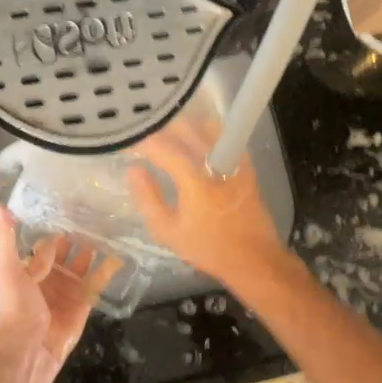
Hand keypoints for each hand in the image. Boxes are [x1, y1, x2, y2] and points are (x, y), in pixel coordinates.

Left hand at [0, 202, 115, 382]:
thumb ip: (4, 238)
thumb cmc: (17, 306)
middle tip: (99, 205)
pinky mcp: (85, 301)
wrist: (31, 348)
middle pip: (68, 249)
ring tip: (113, 223)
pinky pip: (98, 280)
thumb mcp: (8, 268)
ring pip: (85, 261)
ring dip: (96, 246)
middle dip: (80, 231)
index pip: (46, 240)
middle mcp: (51, 275)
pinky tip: (121, 252)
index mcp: (31, 266)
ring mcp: (69, 288)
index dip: (57, 222)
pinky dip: (109, 267)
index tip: (74, 198)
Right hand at [125, 118, 285, 283]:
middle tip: (143, 134)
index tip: (126, 141)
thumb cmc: (208, 247)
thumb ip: (148, 198)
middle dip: (161, 127)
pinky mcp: (244, 162)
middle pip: (186, 128)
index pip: (163, 147)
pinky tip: (192, 138)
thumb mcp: (168, 231)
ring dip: (183, 124)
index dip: (142, 142)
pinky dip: (204, 129)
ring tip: (165, 133)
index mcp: (195, 180)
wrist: (255, 257)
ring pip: (205, 125)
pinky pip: (222, 135)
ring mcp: (233, 159)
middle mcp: (215, 162)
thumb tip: (133, 169)